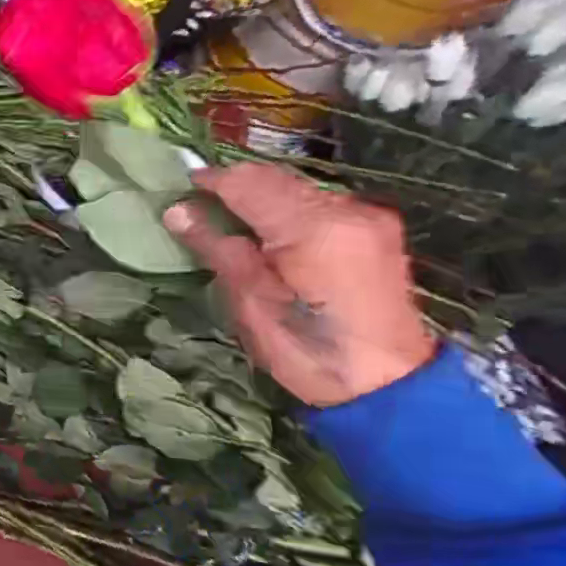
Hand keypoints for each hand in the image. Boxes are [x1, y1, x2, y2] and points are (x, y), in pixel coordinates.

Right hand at [163, 163, 435, 406]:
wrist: (386, 387)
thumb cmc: (307, 352)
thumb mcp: (251, 304)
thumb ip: (217, 248)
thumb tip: (179, 211)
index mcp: (312, 227)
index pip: (249, 183)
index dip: (213, 180)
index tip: (184, 187)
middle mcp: (345, 208)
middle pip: (278, 178)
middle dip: (238, 185)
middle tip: (202, 204)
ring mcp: (368, 216)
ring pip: (301, 188)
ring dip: (265, 196)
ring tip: (234, 219)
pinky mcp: (378, 230)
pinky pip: (323, 204)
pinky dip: (291, 210)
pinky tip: (275, 233)